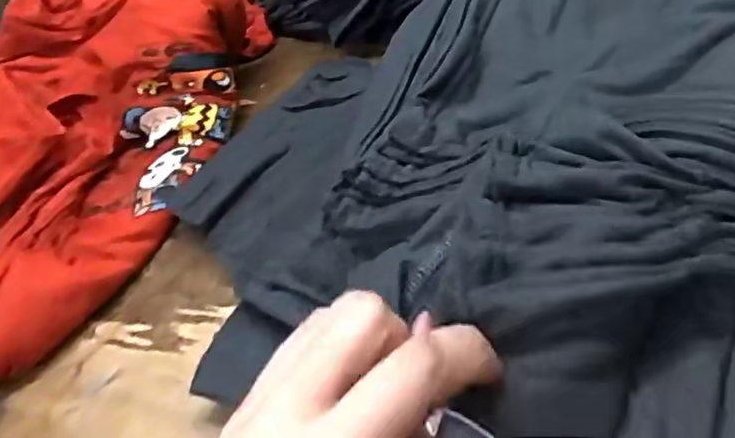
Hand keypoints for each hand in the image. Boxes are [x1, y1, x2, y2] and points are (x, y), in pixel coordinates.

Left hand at [223, 291, 500, 437]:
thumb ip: (414, 433)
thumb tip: (433, 358)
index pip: (414, 365)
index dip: (468, 350)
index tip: (491, 367)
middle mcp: (288, 407)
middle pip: (366, 311)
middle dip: (405, 338)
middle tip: (417, 390)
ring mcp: (257, 398)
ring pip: (331, 310)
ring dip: (370, 336)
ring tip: (380, 387)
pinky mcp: (244, 399)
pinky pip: (301, 334)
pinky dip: (335, 344)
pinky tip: (345, 385)